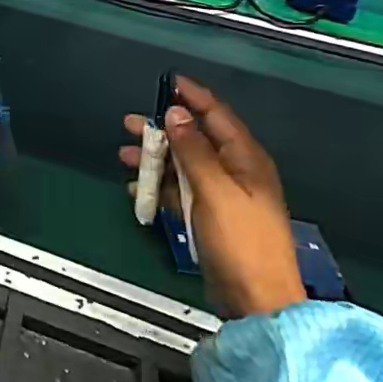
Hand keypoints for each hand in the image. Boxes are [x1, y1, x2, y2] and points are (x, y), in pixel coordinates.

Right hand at [120, 75, 304, 317]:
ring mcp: (222, 195)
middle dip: (163, 129)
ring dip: (155, 159)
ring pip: (183, 165)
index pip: (217, 115)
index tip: (167, 81)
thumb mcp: (215, 191)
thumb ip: (194, 151)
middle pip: (195, 139)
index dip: (192, 96)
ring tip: (125, 155)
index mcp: (245, 158)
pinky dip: (160, 187)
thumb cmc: (241, 241)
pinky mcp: (210, 217)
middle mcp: (235, 171)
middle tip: (130, 122)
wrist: (257, 301)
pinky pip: (180, 192)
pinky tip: (137, 189)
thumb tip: (176, 113)